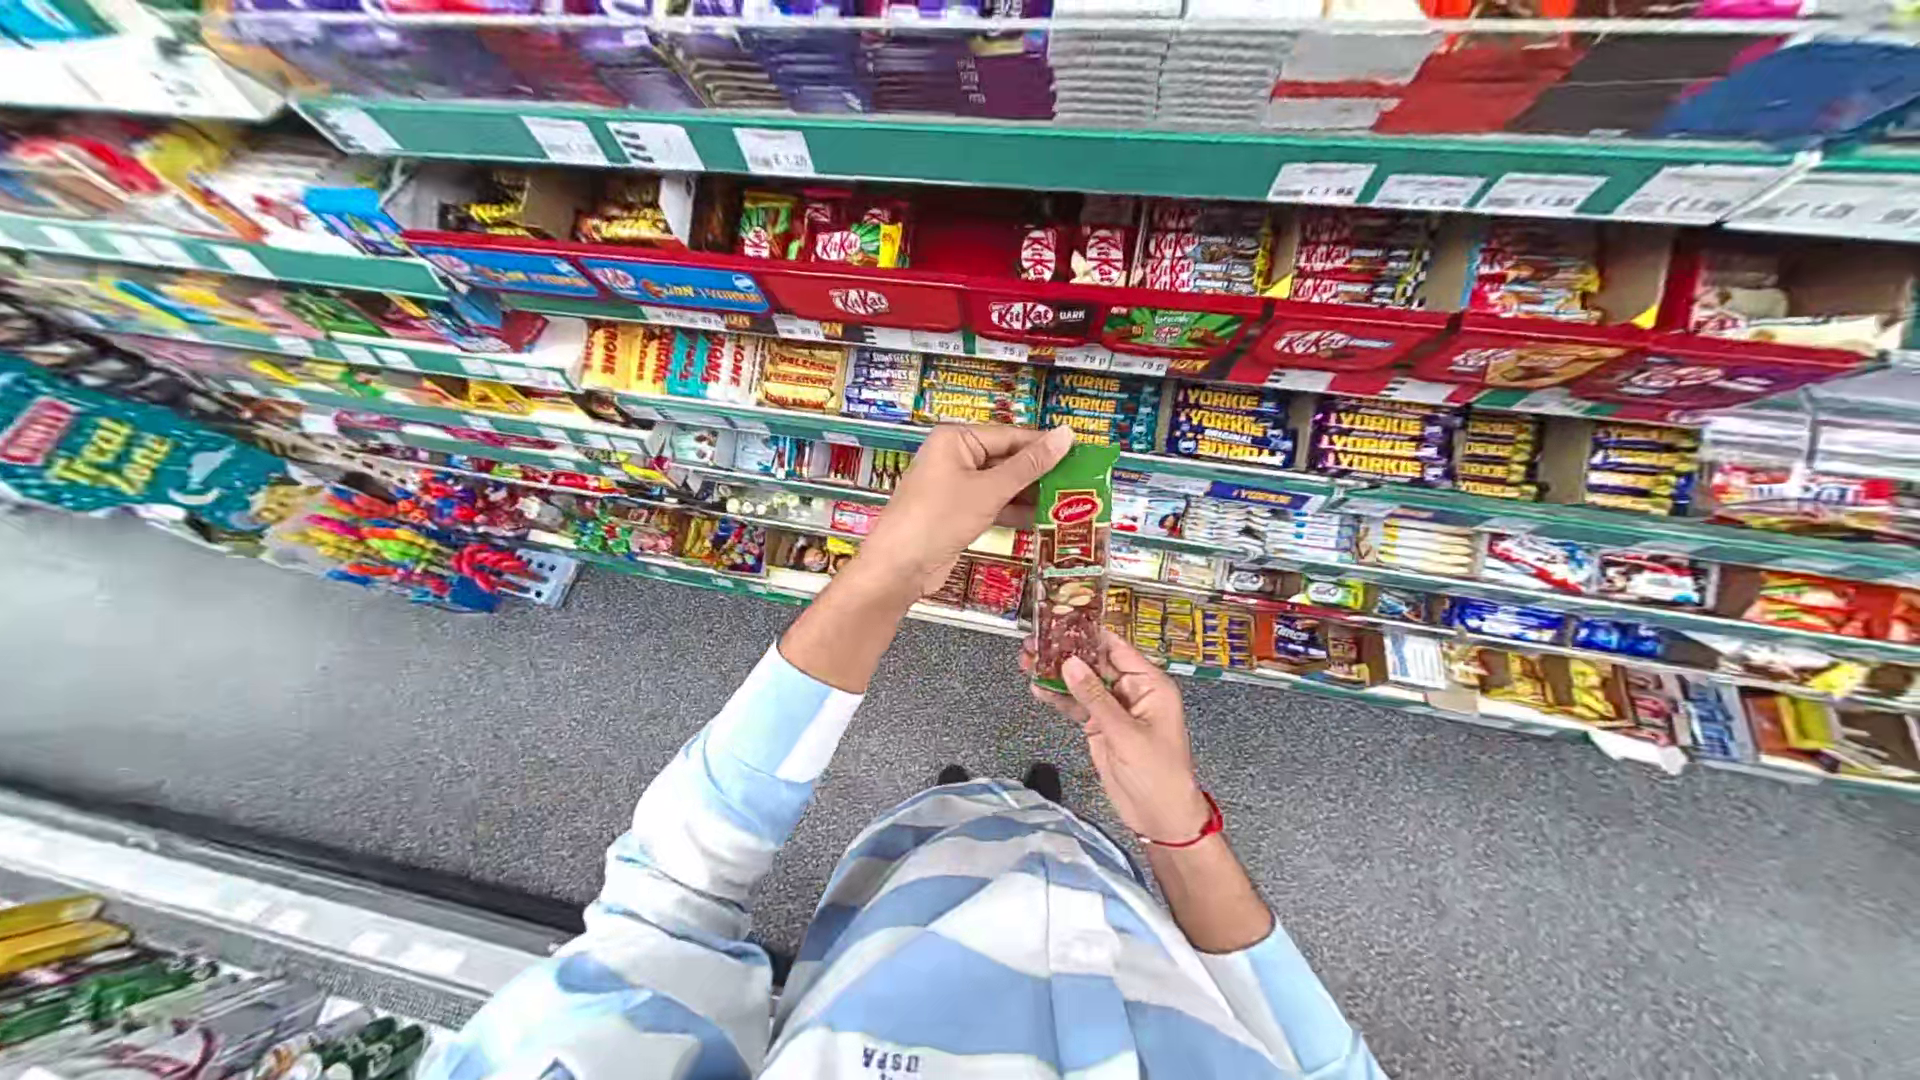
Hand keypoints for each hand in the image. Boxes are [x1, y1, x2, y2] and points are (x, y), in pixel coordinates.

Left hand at [858, 424, 1073, 595]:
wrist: (900, 567)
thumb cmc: (936, 519)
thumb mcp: (989, 489)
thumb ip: (1030, 465)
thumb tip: (1064, 436)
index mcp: (956, 440)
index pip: (1010, 435)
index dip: (1044, 445)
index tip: (1078, 452)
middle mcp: (954, 458)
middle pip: (1006, 459)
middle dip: (1039, 473)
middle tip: (1077, 480)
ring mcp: (955, 487)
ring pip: (1001, 485)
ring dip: (1030, 495)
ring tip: (1066, 501)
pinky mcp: (957, 513)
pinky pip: (993, 505)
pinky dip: (1013, 511)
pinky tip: (1040, 519)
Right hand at [1022, 630, 1210, 844]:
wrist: (1161, 819)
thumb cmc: (1159, 774)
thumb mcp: (1126, 733)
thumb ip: (1095, 698)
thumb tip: (1070, 664)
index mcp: (1149, 685)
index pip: (1116, 649)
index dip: (1089, 635)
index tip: (1062, 622)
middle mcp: (1131, 691)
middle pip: (1094, 663)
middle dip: (1065, 653)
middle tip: (1035, 642)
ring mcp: (1113, 709)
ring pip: (1080, 683)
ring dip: (1055, 674)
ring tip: (1027, 660)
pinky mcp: (1099, 727)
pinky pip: (1075, 705)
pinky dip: (1057, 697)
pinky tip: (1038, 688)